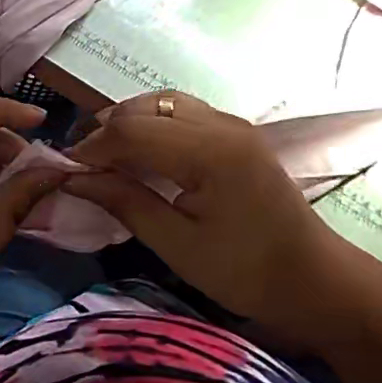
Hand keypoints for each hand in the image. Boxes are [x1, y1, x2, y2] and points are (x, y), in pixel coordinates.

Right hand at [62, 91, 343, 336]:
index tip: (67, 170)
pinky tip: (140, 151)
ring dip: (129, 122)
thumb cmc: (246, 272)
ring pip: (164, 102)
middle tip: (81, 163)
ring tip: (105, 153)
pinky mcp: (236, 132)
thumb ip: (126, 203)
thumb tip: (74, 178)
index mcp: (211, 152)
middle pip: (147, 107)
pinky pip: (183, 112)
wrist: (314, 279)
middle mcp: (223, 124)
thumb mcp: (178, 246)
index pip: (134, 130)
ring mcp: (233, 124)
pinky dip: (152, 124)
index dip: (94, 147)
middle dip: (107, 130)